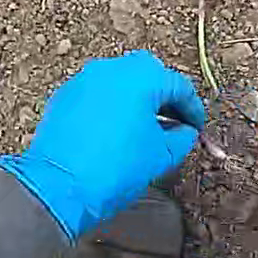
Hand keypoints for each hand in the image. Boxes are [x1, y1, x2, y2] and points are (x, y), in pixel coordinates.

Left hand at [0, 51, 205, 239]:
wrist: (60, 187)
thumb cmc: (114, 169)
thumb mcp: (161, 155)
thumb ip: (181, 137)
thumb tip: (185, 132)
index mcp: (141, 78)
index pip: (178, 86)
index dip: (193, 109)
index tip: (196, 128)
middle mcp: (111, 70)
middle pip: (149, 74)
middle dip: (164, 97)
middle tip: (174, 123)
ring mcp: (85, 80)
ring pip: (120, 81)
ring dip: (137, 100)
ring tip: (145, 129)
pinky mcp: (64, 96)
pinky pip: (97, 93)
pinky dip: (112, 106)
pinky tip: (116, 131)